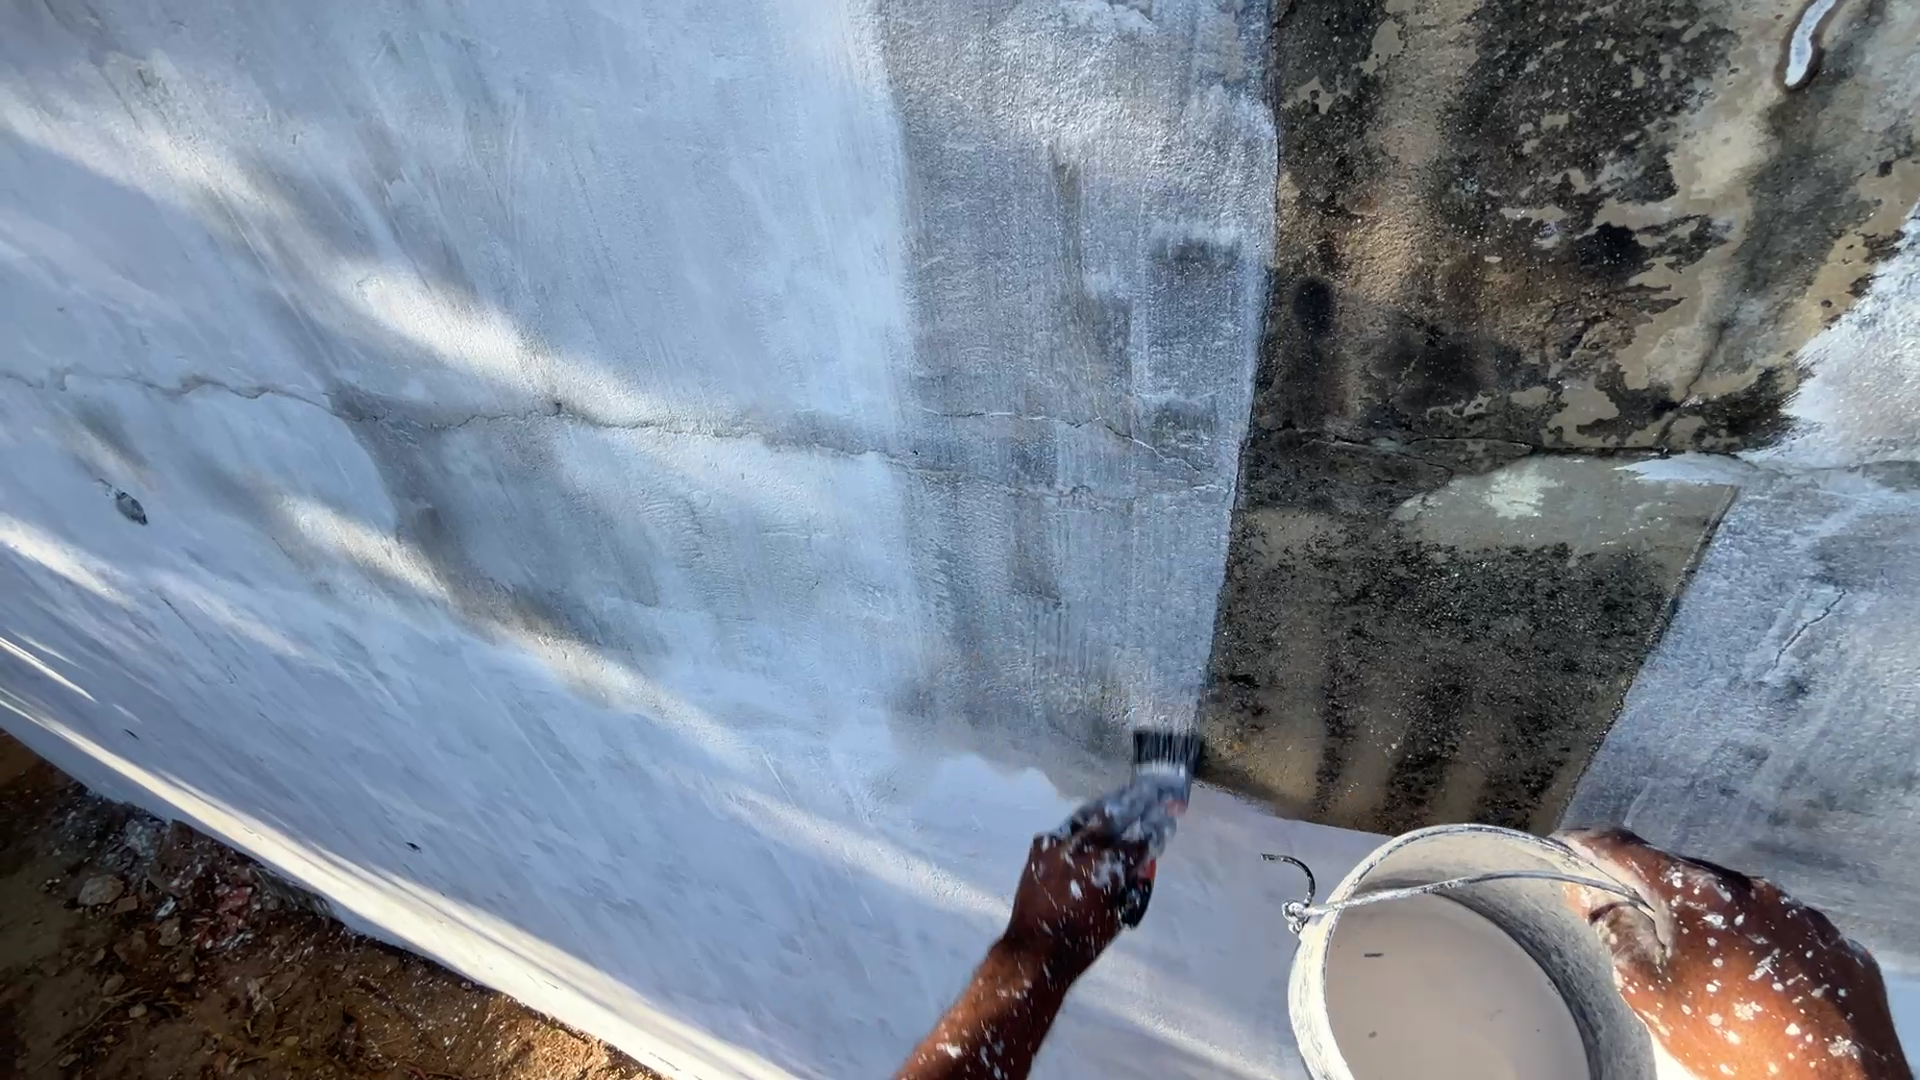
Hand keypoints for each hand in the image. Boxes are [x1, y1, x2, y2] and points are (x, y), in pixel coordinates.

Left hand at [1001, 777, 1180, 978]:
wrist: (1035, 949)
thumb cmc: (1083, 941)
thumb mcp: (1119, 915)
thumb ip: (1130, 883)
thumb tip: (1140, 860)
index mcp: (1109, 868)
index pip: (1140, 839)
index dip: (1157, 826)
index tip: (1168, 812)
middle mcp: (1085, 848)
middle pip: (1116, 816)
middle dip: (1137, 801)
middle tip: (1152, 790)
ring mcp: (1060, 842)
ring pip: (1089, 814)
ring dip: (1109, 805)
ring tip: (1125, 795)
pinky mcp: (1041, 844)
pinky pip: (1067, 829)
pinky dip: (1082, 826)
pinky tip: (1092, 820)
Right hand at [1557, 828, 1910, 1079]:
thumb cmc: (1732, 1044)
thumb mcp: (1646, 987)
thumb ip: (1613, 927)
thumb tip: (1589, 892)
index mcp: (1698, 893)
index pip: (1624, 848)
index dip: (1588, 844)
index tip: (1567, 845)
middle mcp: (1751, 890)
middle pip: (1678, 869)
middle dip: (1647, 884)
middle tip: (1626, 910)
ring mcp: (1803, 917)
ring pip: (1729, 893)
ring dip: (1702, 908)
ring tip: (1693, 947)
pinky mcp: (1840, 947)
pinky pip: (1779, 922)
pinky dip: (1751, 932)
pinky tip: (1746, 967)